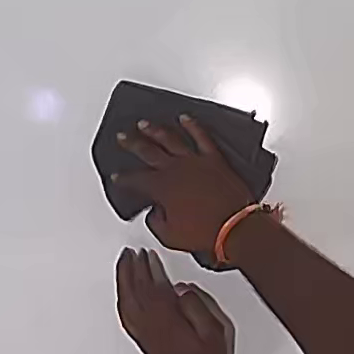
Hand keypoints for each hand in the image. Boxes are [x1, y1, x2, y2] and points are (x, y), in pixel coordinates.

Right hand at [113, 115, 255, 253]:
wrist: (235, 227)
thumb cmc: (206, 232)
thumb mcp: (170, 235)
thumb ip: (156, 221)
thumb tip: (154, 214)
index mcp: (162, 187)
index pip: (136, 179)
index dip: (123, 178)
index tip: (117, 176)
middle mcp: (176, 169)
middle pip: (147, 151)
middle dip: (131, 143)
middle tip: (122, 137)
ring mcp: (195, 161)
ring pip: (170, 139)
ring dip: (155, 129)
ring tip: (144, 123)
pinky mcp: (214, 158)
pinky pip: (201, 136)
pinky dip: (192, 125)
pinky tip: (185, 118)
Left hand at [115, 248, 233, 353]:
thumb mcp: (213, 331)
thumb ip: (197, 306)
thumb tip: (182, 289)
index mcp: (166, 318)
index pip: (152, 286)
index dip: (147, 267)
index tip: (146, 254)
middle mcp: (150, 324)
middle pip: (135, 290)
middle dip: (131, 269)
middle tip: (130, 253)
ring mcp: (143, 333)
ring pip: (126, 301)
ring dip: (123, 281)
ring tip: (124, 266)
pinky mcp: (142, 340)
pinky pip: (125, 315)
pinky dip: (122, 300)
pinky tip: (122, 296)